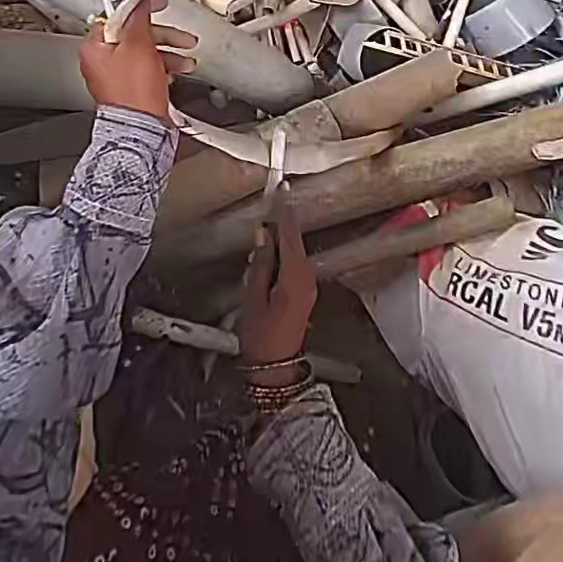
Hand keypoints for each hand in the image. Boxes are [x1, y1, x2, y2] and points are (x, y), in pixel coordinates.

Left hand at [77, 0, 195, 121]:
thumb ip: (139, 16)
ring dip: (168, 53)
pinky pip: (148, 70)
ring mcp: (116, 76)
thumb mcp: (139, 45)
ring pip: (145, 53)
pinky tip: (174, 72)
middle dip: (163, 36)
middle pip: (135, 35)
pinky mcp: (131, 89)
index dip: (140, 7)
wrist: (142, 130)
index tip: (156, 3)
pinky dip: (163, 68)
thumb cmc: (134, 93)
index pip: (117, 16)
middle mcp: (102, 61)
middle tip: (180, 37)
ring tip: (185, 60)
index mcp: (95, 47)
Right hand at [236, 192, 316, 381]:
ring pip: (296, 251)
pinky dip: (287, 249)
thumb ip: (260, 263)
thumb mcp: (253, 297)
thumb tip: (263, 233)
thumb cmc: (259, 337)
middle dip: (286, 219)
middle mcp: (308, 279)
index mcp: (295, 278)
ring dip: (285, 234)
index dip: (285, 211)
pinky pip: (296, 262)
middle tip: (278, 196)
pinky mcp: (305, 293)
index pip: (290, 235)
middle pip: (296, 241)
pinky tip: (276, 243)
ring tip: (274, 214)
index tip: (284, 190)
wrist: (274, 371)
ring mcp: (309, 286)